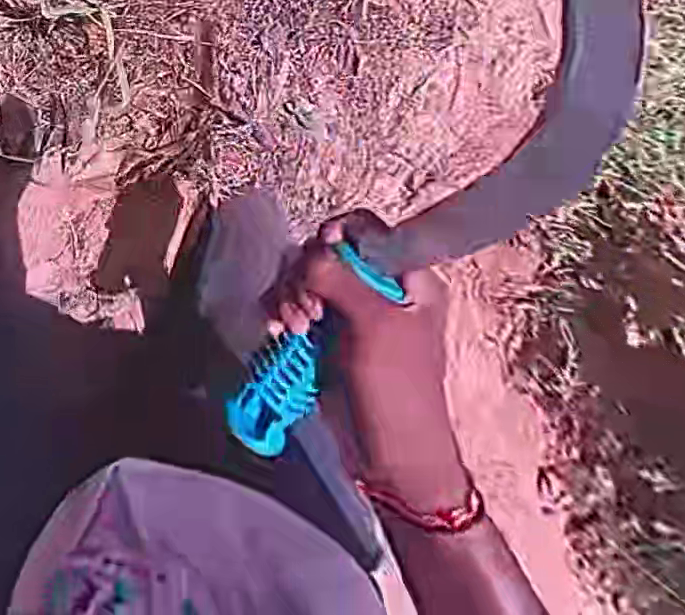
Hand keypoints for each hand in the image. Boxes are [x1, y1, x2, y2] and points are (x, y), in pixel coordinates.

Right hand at [268, 211, 467, 509]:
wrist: (390, 456)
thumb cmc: (397, 390)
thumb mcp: (377, 326)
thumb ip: (341, 279)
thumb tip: (311, 251)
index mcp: (406, 278)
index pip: (366, 229)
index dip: (338, 233)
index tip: (323, 253)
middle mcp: (375, 287)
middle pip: (323, 252)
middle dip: (306, 276)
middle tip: (310, 310)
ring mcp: (346, 310)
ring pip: (301, 277)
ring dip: (289, 298)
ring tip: (294, 330)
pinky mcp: (321, 331)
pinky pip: (288, 303)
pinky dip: (279, 313)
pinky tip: (279, 333)